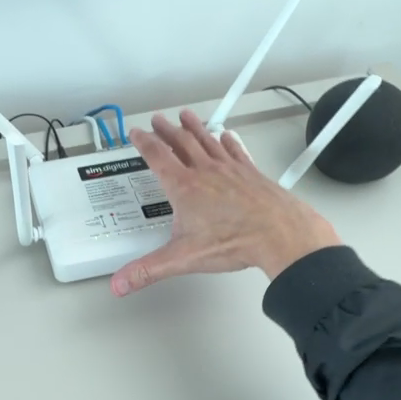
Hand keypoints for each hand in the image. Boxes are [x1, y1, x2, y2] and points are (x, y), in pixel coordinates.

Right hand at [110, 109, 342, 295]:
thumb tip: (121, 283)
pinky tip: (227, 136)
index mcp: (185, 187)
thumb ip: (148, 270)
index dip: (144, 143)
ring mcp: (231, 169)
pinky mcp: (251, 173)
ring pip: (207, 141)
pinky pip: (235, 151)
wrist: (279, 233)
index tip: (137, 133)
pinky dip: (228, 141)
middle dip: (167, 130)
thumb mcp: (183, 258)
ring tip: (186, 116)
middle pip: (182, 142)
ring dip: (194, 127)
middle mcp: (206, 172)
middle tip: (158, 120)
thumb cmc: (236, 240)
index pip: (157, 157)